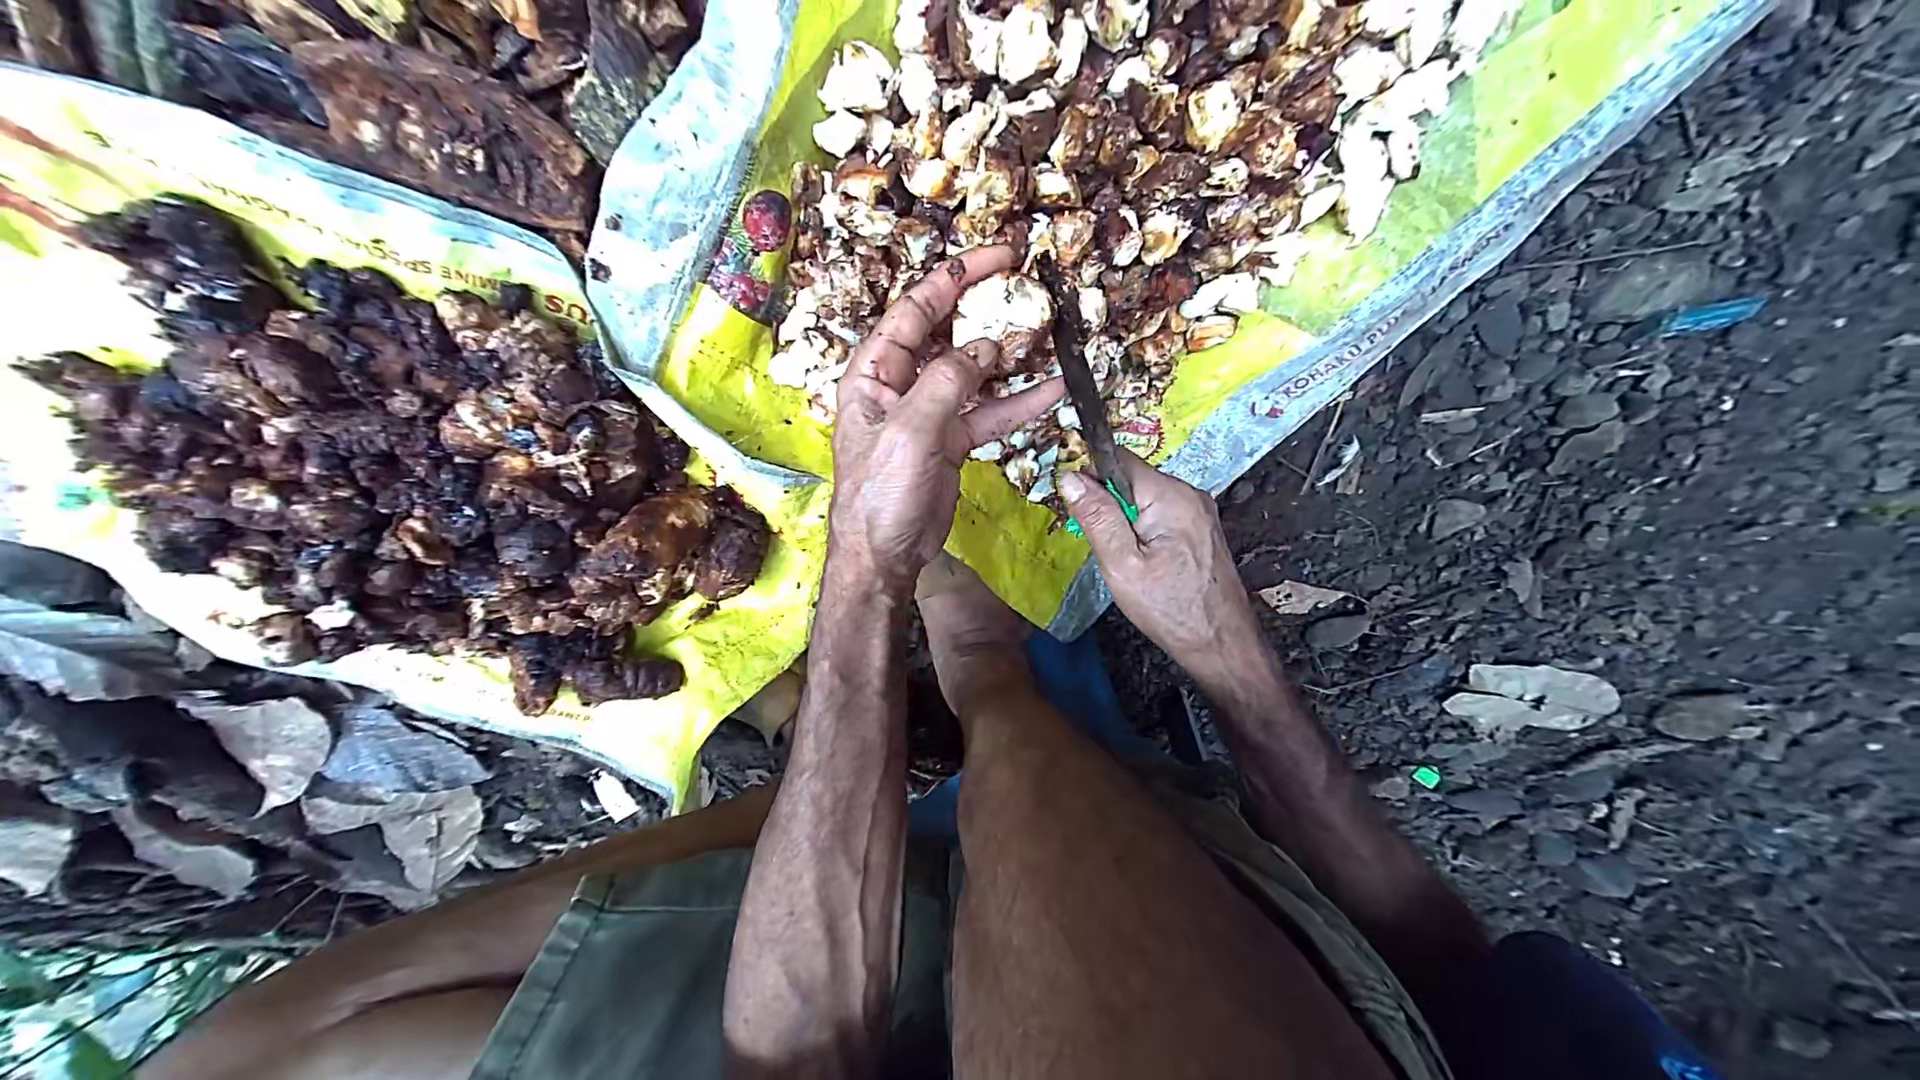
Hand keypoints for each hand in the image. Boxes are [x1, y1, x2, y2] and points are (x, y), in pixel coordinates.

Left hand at [830, 246, 1064, 591]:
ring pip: (975, 372)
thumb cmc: (879, 493)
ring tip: (1048, 336)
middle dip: (986, 309)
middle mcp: (901, 384)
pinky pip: (989, 413)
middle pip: (948, 333)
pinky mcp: (952, 439)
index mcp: (875, 372)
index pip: (916, 309)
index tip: (999, 255)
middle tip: (1027, 287)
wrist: (885, 554)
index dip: (956, 278)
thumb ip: (947, 383)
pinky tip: (1051, 391)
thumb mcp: (909, 431)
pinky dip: (1019, 403)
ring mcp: (929, 412)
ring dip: (1010, 357)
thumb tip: (985, 348)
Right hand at [1059, 452, 1261, 680]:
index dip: (1090, 476)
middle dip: (1107, 503)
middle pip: (1131, 478)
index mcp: (1169, 495)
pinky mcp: (1200, 527)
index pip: (1118, 459)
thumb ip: (1097, 517)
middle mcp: (1189, 493)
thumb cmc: (1169, 608)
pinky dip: (1142, 529)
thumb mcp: (1122, 565)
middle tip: (1100, 543)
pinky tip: (1142, 560)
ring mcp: (1198, 510)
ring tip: (1122, 556)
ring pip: (1144, 497)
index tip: (1077, 507)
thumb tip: (1070, 477)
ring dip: (1123, 519)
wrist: (1221, 643)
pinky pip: (1160, 513)